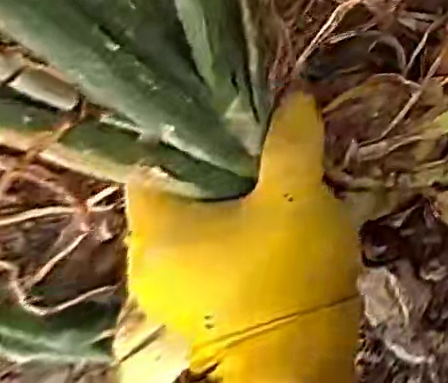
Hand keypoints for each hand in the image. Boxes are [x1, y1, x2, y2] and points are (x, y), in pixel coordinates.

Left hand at [126, 95, 359, 382]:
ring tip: (281, 158)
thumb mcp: (296, 191)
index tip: (230, 101)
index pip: (152, 162)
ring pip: (202, 211)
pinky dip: (242, 212)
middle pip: (179, 185)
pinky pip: (216, 235)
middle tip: (268, 126)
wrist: (298, 353)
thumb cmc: (284, 267)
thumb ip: (291, 138)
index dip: (187, 126)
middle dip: (223, 153)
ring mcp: (175, 282)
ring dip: (238, 184)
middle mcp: (149, 258)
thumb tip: (295, 94)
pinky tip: (279, 199)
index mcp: (154, 232)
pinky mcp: (205, 295)